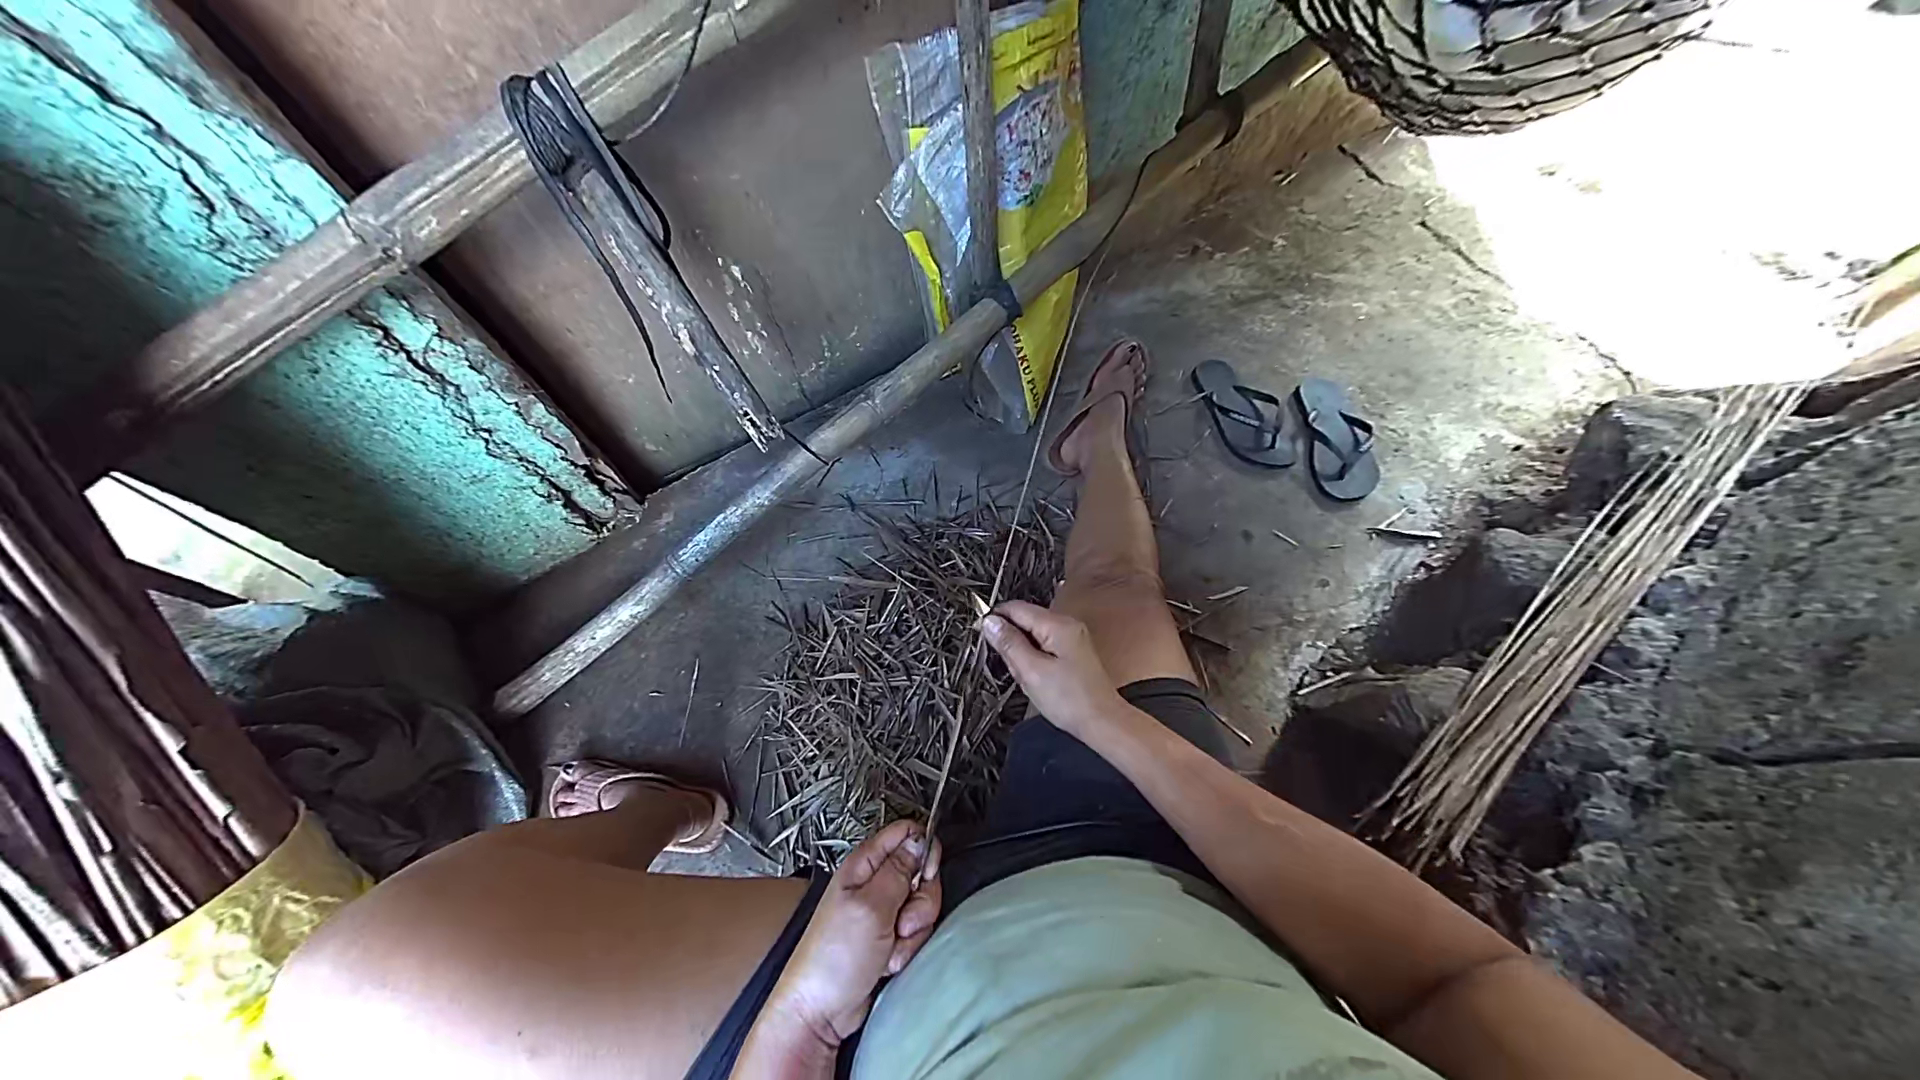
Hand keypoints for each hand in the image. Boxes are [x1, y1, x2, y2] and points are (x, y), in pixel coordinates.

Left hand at [763, 819, 942, 1046]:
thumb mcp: (870, 907)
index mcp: (864, 864)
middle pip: (921, 872)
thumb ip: (898, 871)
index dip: (923, 849)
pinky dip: (907, 949)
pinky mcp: (888, 935)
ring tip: (888, 945)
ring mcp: (882, 910)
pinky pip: (915, 932)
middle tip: (900, 921)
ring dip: (912, 931)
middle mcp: (874, 882)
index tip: (924, 874)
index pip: (906, 834)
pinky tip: (887, 960)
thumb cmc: (831, 960)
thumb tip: (919, 840)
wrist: (820, 1013)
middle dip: (920, 901)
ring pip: (921, 905)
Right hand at [981, 600, 1129, 735]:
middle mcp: (1068, 625)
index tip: (981, 634)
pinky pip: (1045, 646)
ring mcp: (1072, 638)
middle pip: (1025, 619)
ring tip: (1027, 676)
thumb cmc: (1071, 701)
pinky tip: (1037, 678)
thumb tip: (990, 622)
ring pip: (1034, 634)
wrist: (1103, 723)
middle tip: (1011, 666)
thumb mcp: (1031, 671)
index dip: (995, 619)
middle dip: (1010, 640)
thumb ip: (1009, 643)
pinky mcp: (1073, 652)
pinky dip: (1034, 659)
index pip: (1016, 608)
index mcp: (1058, 625)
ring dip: (1022, 652)